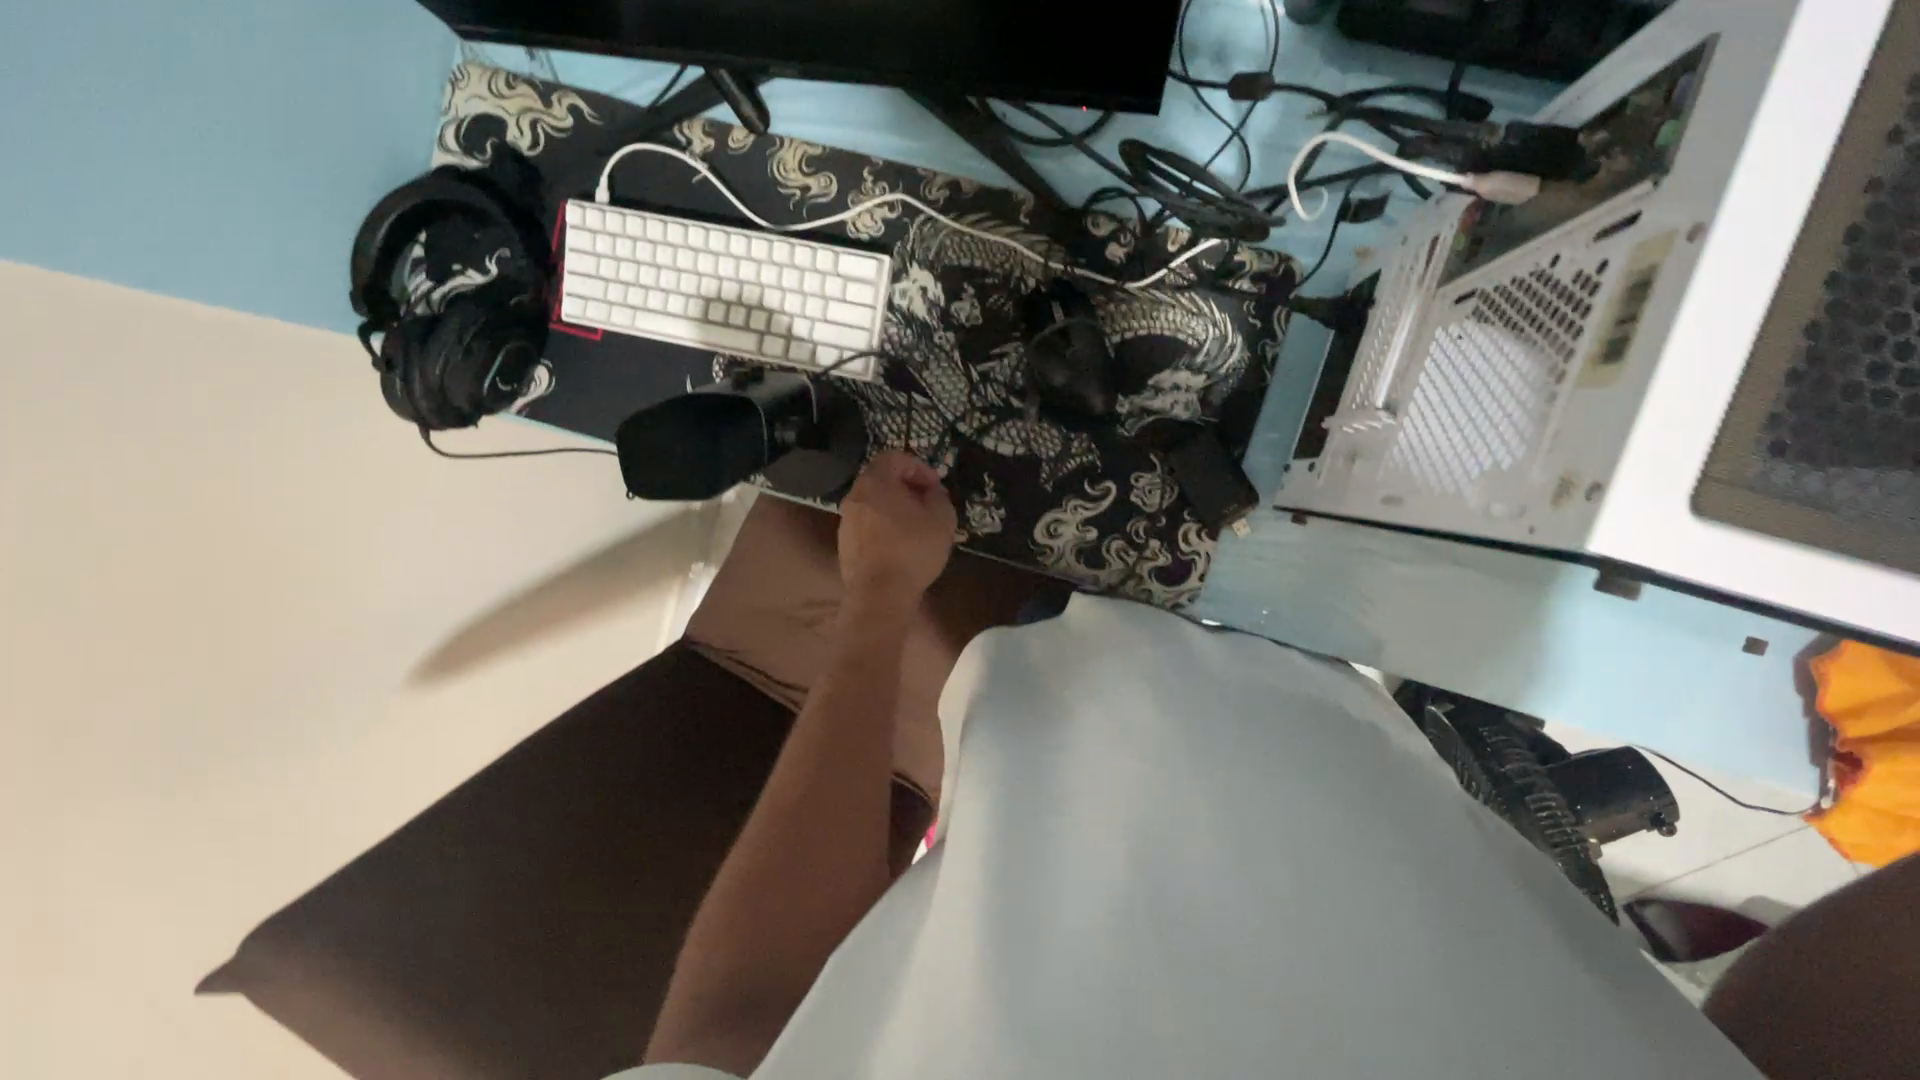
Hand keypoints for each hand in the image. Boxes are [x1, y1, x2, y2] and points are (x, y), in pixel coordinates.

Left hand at [837, 450, 956, 614]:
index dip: (919, 467)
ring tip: (918, 528)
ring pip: (874, 504)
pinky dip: (885, 528)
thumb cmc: (913, 549)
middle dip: (908, 489)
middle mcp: (855, 496)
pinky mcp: (845, 544)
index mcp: (875, 481)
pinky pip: (868, 526)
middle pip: (882, 480)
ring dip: (896, 509)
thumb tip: (931, 493)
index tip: (935, 487)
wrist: (879, 594)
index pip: (894, 457)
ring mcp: (846, 521)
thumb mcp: (942, 518)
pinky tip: (902, 547)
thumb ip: (939, 496)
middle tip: (929, 505)